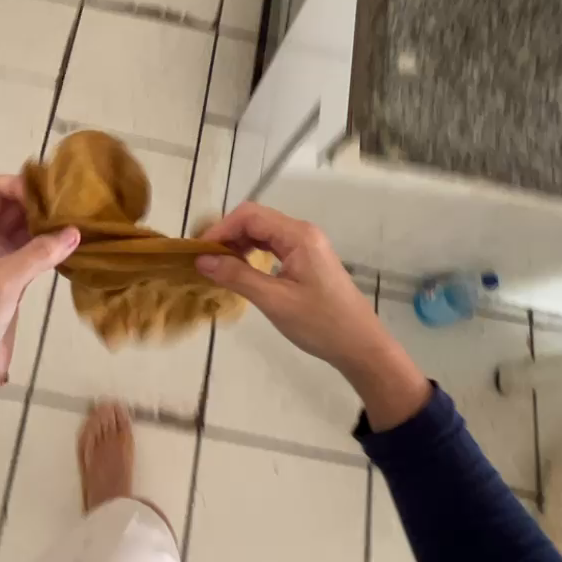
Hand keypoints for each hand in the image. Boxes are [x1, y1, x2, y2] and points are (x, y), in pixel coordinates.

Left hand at [0, 175, 79, 379]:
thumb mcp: (3, 282)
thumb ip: (39, 254)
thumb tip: (76, 232)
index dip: (20, 186)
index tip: (51, 193)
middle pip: (12, 206)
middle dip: (39, 201)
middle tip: (73, 201)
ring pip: (25, 229)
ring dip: (48, 223)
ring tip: (79, 218)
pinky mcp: (13, 280)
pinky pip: (34, 252)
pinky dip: (52, 245)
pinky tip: (74, 244)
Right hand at [197, 203, 429, 428]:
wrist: (361, 346)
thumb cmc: (320, 324)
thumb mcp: (274, 301)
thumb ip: (237, 276)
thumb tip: (203, 260)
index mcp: (298, 235)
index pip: (250, 215)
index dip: (221, 229)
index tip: (200, 251)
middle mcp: (302, 232)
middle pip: (256, 219)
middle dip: (227, 234)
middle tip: (205, 258)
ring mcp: (307, 244)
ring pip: (263, 231)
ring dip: (239, 243)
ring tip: (219, 265)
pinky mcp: (307, 258)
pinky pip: (273, 245)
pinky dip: (253, 252)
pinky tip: (242, 269)